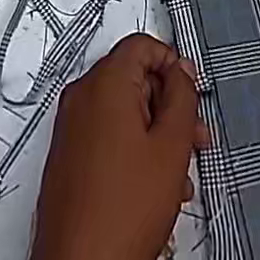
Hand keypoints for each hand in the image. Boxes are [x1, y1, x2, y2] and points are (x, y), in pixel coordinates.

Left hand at [31, 33, 208, 259]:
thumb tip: (182, 72)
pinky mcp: (68, 152)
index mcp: (104, 83)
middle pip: (134, 77)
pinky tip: (153, 182)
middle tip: (191, 133)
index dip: (173, 65)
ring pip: (123, 108)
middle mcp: (81, 97)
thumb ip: (183, 97)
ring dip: (155, 130)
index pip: (143, 45)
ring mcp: (71, 125)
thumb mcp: (171, 145)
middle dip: (168, 104)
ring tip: (177, 168)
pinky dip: (133, 146)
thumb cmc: (117, 214)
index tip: (190, 89)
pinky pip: (106, 132)